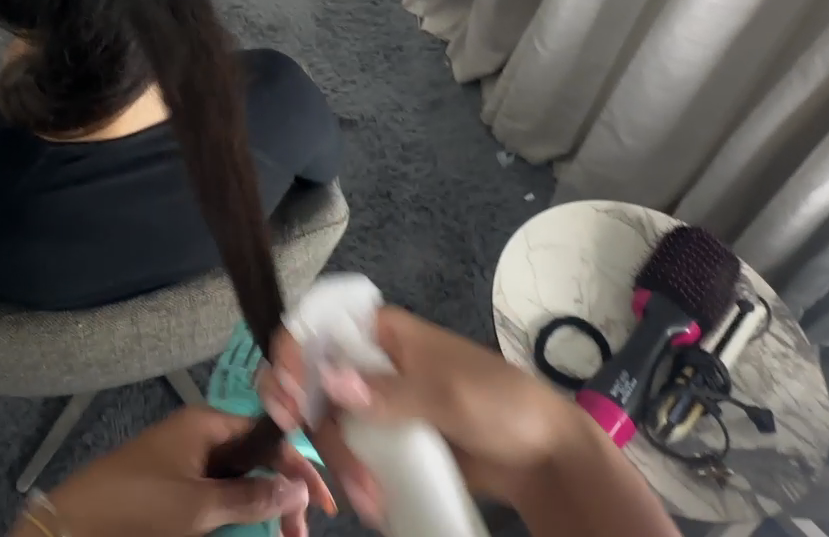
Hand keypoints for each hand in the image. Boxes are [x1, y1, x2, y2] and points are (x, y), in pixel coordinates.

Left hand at [30, 405, 334, 536]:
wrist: (74, 525)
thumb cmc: (139, 504)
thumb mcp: (199, 505)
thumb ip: (250, 496)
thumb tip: (297, 487)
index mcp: (205, 424)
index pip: (265, 435)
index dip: (297, 465)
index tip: (324, 503)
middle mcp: (199, 436)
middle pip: (254, 460)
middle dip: (281, 494)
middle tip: (299, 535)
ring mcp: (185, 463)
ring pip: (237, 483)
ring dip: (259, 509)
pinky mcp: (173, 489)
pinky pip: (215, 498)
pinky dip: (234, 516)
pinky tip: (247, 532)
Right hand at [261, 307, 581, 520]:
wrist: (542, 457)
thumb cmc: (499, 403)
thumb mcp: (447, 393)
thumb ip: (389, 390)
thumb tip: (332, 382)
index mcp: (382, 331)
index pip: (320, 327)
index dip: (293, 350)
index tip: (286, 387)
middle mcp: (370, 361)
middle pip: (313, 377)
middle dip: (302, 407)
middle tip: (289, 428)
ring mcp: (375, 402)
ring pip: (327, 420)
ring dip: (337, 458)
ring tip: (368, 497)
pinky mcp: (383, 441)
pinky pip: (350, 451)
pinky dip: (351, 474)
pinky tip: (371, 501)